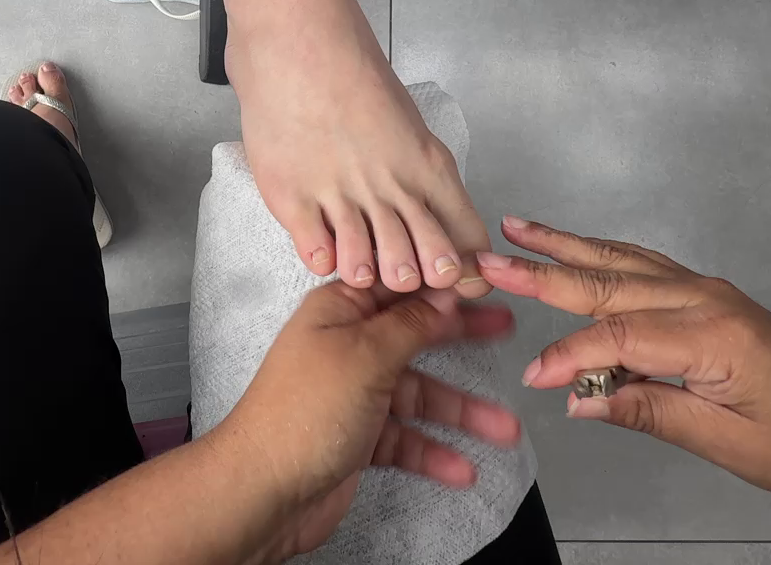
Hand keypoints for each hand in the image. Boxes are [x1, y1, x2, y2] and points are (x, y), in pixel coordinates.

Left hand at [212, 283, 520, 559]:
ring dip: (460, 413)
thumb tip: (442, 293)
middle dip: (459, 337)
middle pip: (415, 335)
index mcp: (340, 309)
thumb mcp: (365, 354)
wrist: (265, 488)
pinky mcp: (358, 436)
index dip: (439, 282)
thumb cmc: (303, 411)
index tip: (480, 282)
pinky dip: (433, 452)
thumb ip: (409, 324)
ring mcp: (353, 392)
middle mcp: (347, 345)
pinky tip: (462, 468)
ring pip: (417, 394)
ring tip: (505, 429)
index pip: (398, 286)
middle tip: (503, 330)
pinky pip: (406, 439)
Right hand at [222, 0, 491, 294]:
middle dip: (411, 276)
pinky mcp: (292, 198)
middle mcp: (390, 188)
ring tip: (354, 250)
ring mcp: (339, 196)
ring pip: (369, 270)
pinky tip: (320, 236)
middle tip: (393, 260)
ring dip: (364, 268)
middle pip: (420, 269)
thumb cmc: (351, 63)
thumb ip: (416, 164)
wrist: (296, 37)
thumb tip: (421, 205)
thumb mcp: (403, 115)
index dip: (460, 268)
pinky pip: (317, 257)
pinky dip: (322, 255)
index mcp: (428, 165)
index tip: (444, 270)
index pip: (465, 241)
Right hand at [474, 216, 770, 525]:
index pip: (619, 336)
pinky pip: (641, 264)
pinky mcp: (706, 292)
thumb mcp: (726, 443)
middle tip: (491, 260)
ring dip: (564, 245)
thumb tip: (577, 398)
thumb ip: (646, 409)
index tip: (534, 375)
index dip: (570, 354)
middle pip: (607, 280)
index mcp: (713, 334)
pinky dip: (599, 253)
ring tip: (518, 228)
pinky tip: (575, 247)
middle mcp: (704, 297)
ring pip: (619, 260)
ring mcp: (705, 288)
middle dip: (543, 271)